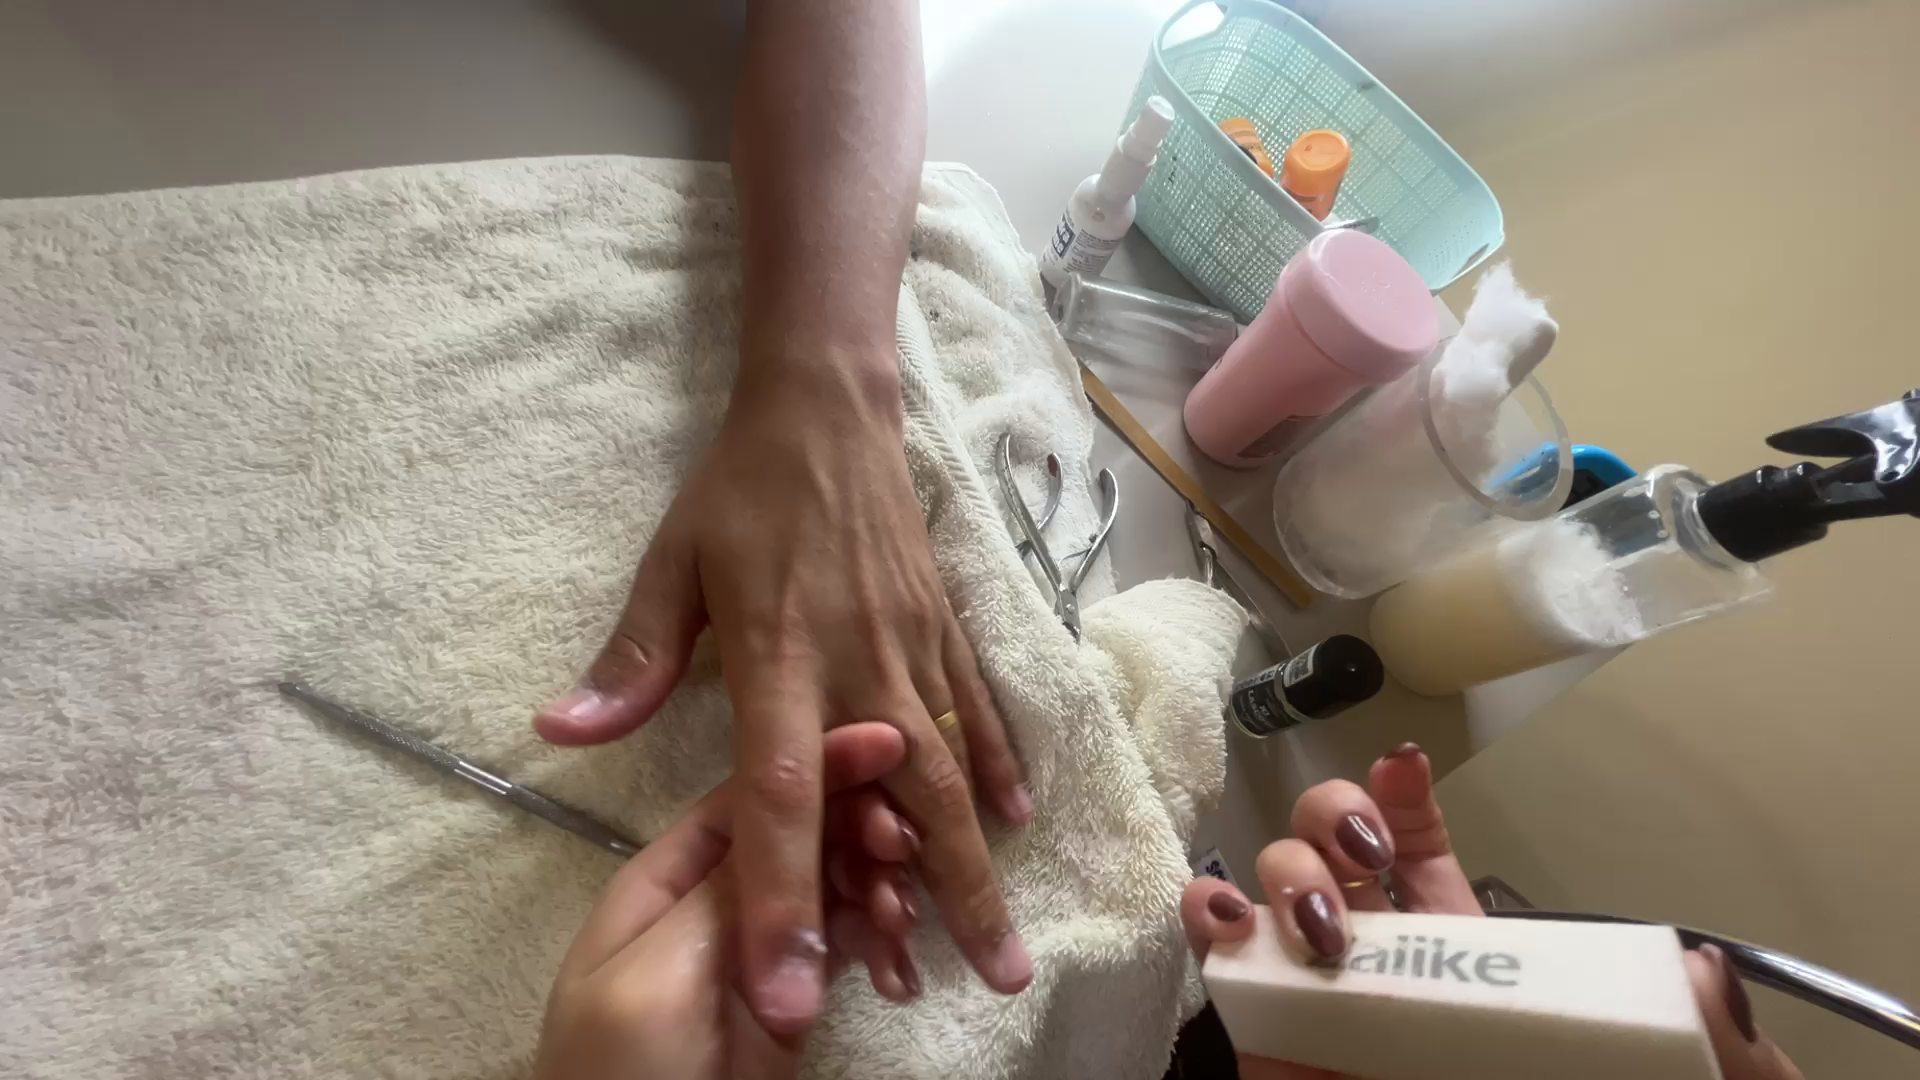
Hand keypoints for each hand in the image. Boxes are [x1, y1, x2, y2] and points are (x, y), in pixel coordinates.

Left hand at [534, 360, 1032, 1034]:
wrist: (827, 414)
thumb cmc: (745, 489)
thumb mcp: (674, 559)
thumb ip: (633, 656)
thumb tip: (561, 733)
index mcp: (778, 652)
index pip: (781, 790)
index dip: (784, 896)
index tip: (795, 991)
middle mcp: (858, 658)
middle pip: (902, 791)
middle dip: (940, 893)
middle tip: (984, 979)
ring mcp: (913, 640)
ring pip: (952, 759)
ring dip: (980, 850)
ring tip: (1006, 930)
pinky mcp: (943, 620)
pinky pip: (974, 702)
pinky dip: (997, 761)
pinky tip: (1015, 813)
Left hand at [534, 722, 913, 1079]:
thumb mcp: (656, 981)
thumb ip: (727, 891)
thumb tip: (806, 825)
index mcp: (674, 869)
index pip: (756, 791)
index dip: (824, 762)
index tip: (891, 740)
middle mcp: (727, 887)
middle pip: (811, 828)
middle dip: (865, 829)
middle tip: (902, 849)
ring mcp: (770, 933)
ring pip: (842, 877)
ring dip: (883, 887)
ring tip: (901, 923)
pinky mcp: (806, 978)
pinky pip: (857, 934)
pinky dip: (885, 939)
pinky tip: (901, 968)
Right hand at [1179, 744, 1804, 1079]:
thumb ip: (1707, 1049)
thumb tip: (1701, 972)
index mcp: (1456, 948)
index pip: (1417, 843)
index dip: (1400, 792)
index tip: (1403, 766)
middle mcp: (1374, 945)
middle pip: (1330, 834)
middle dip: (1333, 813)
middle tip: (1363, 861)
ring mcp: (1311, 975)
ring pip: (1271, 873)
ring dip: (1282, 867)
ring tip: (1319, 924)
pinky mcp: (1260, 1018)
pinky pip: (1219, 946)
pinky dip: (1208, 910)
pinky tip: (1227, 915)